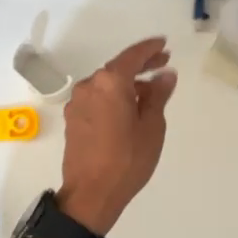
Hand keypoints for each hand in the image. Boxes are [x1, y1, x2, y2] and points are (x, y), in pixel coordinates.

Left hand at [57, 38, 177, 234]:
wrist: (91, 193)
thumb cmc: (128, 160)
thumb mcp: (151, 127)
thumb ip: (158, 95)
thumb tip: (165, 74)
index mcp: (110, 83)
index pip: (132, 56)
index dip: (149, 49)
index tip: (163, 44)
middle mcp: (89, 86)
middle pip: (117, 69)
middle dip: (140, 65)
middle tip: (162, 63)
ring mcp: (77, 102)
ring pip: (106, 85)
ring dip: (127, 83)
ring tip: (150, 91)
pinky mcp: (73, 118)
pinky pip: (97, 98)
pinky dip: (113, 96)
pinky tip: (128, 108)